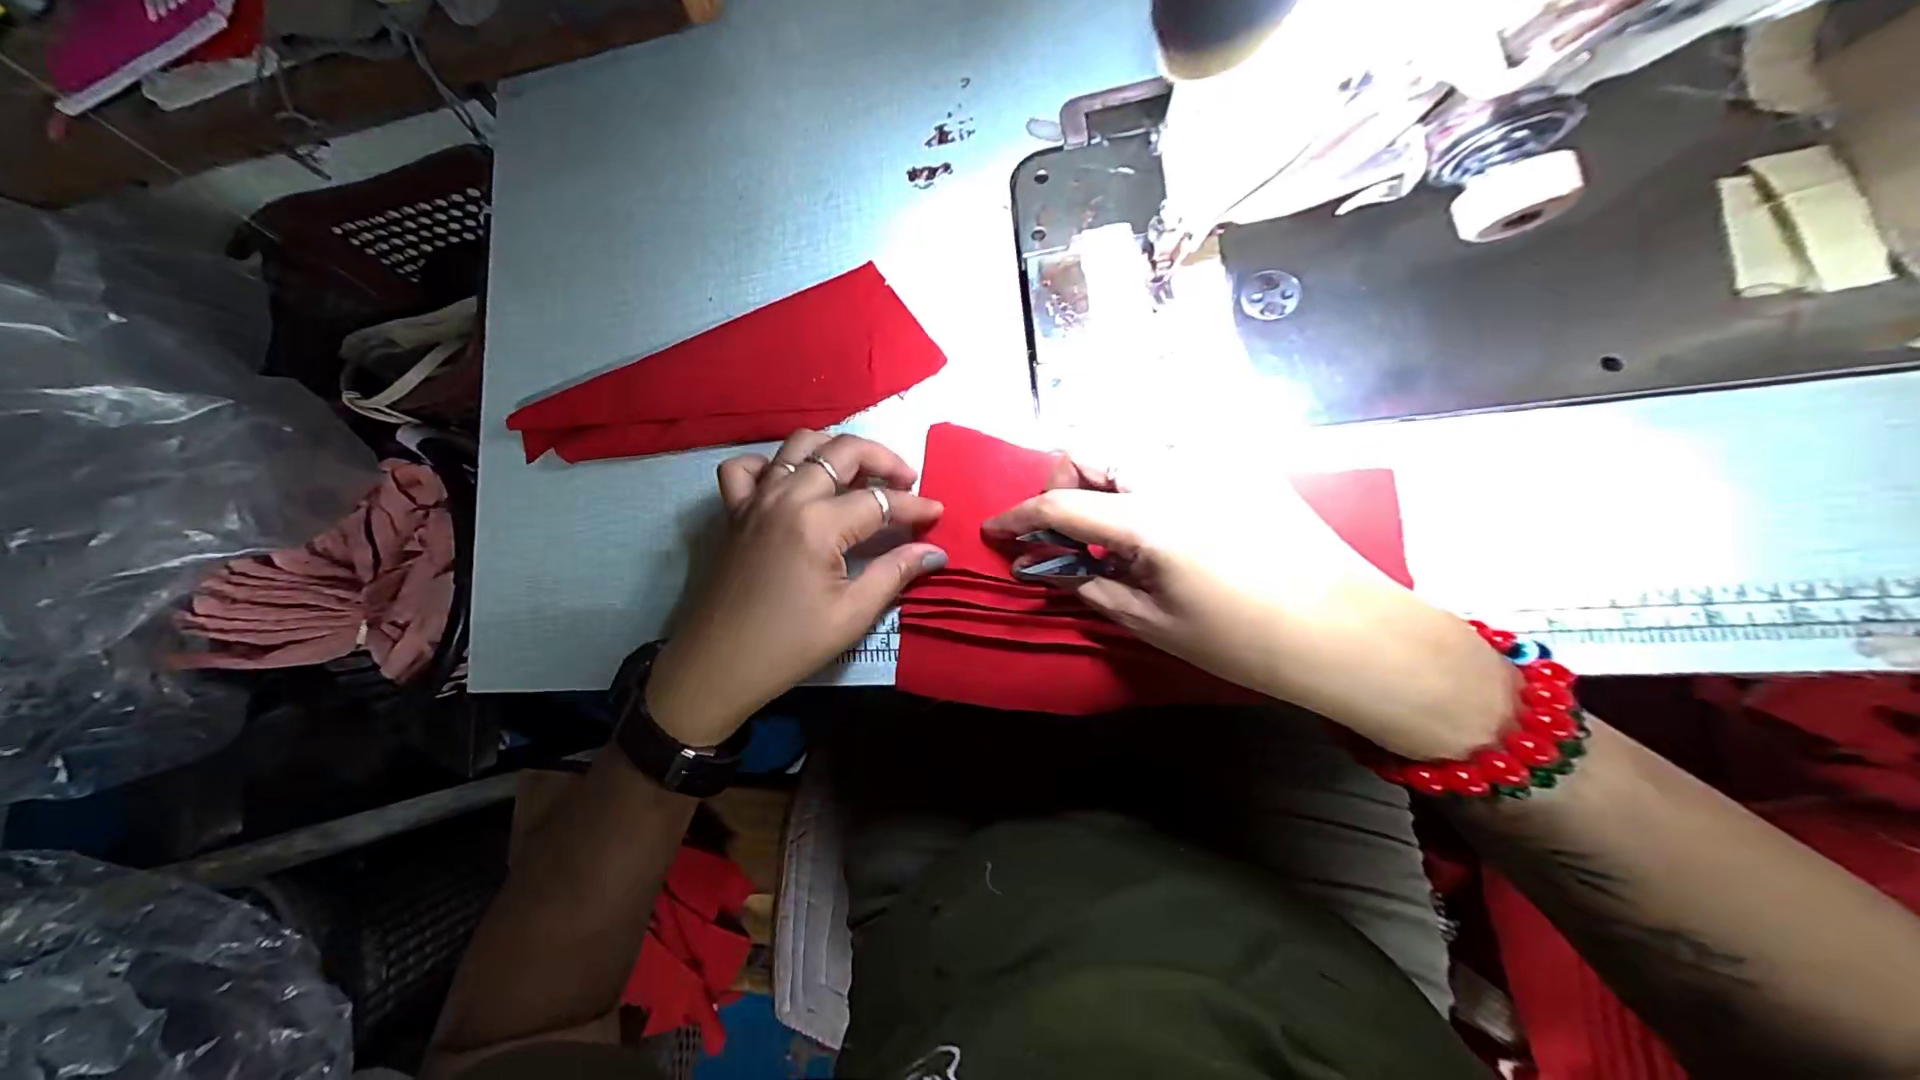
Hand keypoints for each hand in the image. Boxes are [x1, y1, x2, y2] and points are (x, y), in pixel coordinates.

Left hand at [645, 430, 946, 746]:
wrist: (718, 666)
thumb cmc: (790, 645)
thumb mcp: (852, 614)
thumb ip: (895, 572)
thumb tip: (935, 551)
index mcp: (818, 524)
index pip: (879, 500)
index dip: (915, 506)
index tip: (938, 513)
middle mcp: (786, 497)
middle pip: (843, 451)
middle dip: (883, 460)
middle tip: (906, 483)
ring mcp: (756, 499)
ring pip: (798, 444)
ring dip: (835, 449)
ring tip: (858, 474)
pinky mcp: (735, 511)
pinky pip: (746, 467)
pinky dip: (772, 464)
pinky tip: (790, 484)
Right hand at [983, 459, 1514, 759]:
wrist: (1345, 630)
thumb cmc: (1243, 641)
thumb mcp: (1152, 623)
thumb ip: (1090, 588)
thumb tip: (1049, 570)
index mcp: (1147, 519)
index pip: (1059, 505)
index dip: (1017, 519)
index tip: (995, 531)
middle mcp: (1172, 473)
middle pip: (1088, 453)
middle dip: (1060, 487)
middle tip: (1065, 534)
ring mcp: (1210, 461)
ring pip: (1127, 447)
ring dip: (1100, 480)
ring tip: (1115, 531)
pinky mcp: (1240, 464)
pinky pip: (1171, 455)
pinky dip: (1143, 479)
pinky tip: (1162, 520)